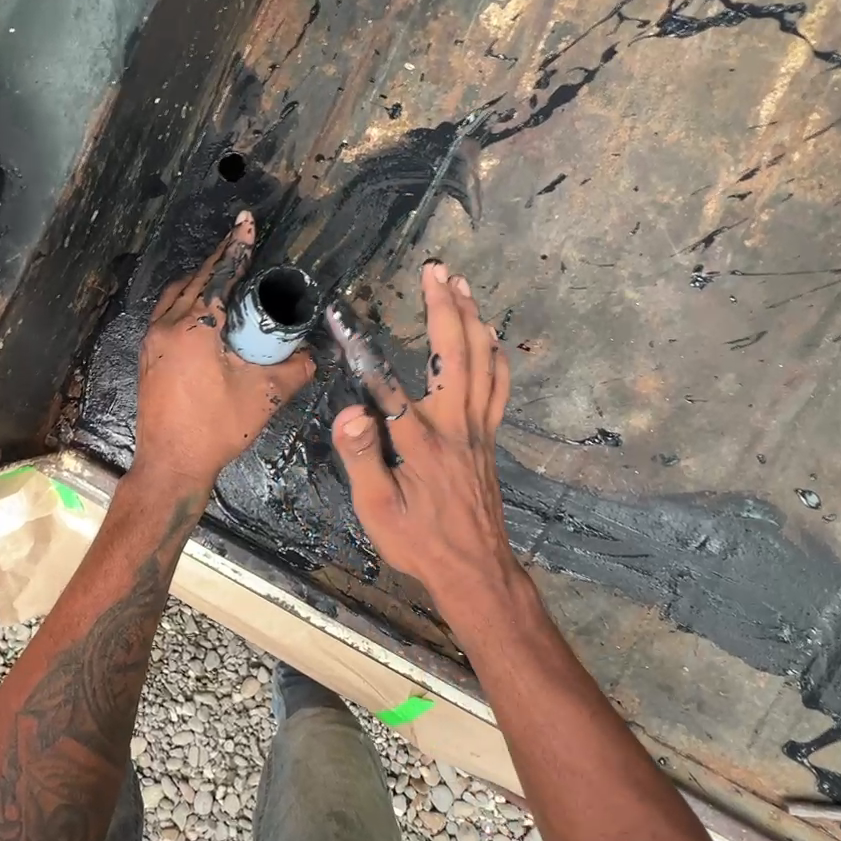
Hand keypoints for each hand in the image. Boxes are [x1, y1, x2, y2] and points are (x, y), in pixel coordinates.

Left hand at [133, 211, 314, 489]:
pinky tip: (203, 312)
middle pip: (196, 280)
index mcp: (194, 329)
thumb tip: (315, 354)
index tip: (245, 222)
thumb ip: (296, 369)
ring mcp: (151, 342)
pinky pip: (166, 314)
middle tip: (241, 245)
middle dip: (220, 260)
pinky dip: (186, 302)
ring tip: (225, 276)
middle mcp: (167, 327)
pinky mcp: (147, 357)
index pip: (220, 276)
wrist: (170, 463)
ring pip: (176, 296)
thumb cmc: (216, 430)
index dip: (238, 248)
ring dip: (199, 281)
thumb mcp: (264, 397)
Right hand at [329, 261, 512, 590]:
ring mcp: (478, 429)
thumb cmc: (419, 542)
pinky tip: (489, 340)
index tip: (342, 316)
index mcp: (421, 441)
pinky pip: (498, 385)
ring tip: (462, 286)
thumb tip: (349, 412)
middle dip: (446, 306)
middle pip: (456, 353)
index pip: (389, 385)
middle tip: (436, 269)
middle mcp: (456, 425)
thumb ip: (361, 458)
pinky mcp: (489, 439)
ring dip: (473, 319)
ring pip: (484, 361)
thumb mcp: (377, 510)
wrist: (475, 571)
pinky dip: (495, 354)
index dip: (363, 348)